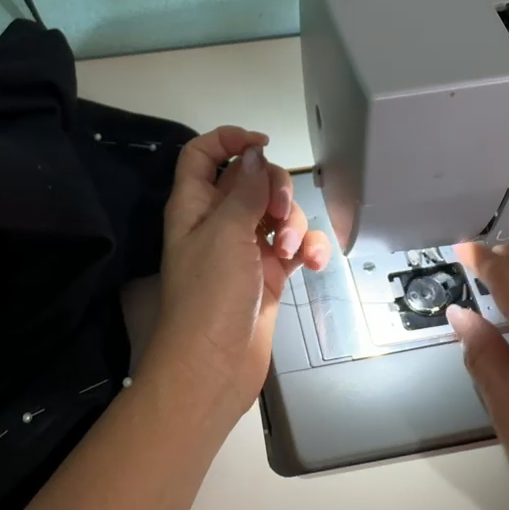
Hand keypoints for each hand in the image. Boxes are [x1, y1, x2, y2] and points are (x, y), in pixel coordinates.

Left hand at [144, 126, 330, 422]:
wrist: (213, 369)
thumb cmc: (208, 297)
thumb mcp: (224, 233)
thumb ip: (244, 189)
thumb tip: (253, 151)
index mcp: (195, 205)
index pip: (203, 154)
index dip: (229, 140)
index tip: (262, 144)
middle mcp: (219, 221)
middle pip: (252, 179)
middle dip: (275, 189)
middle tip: (279, 214)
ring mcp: (246, 248)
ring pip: (278, 212)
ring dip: (293, 224)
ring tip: (288, 252)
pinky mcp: (270, 274)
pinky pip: (295, 246)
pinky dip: (308, 248)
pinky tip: (313, 263)